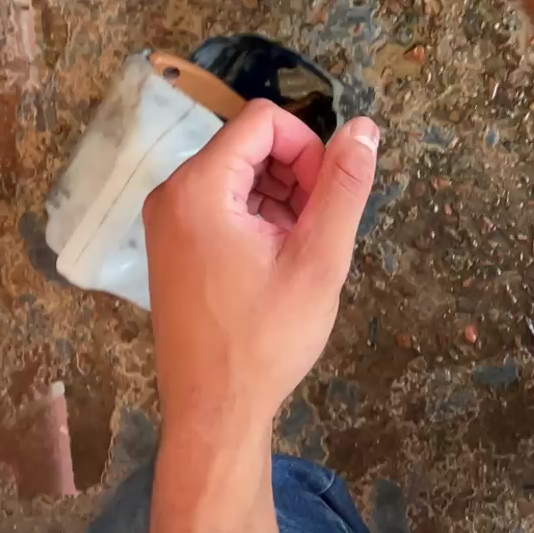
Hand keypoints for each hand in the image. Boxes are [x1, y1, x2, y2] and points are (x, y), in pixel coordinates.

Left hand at [142, 100, 379, 442]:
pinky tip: (277, 260)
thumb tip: (365, 128)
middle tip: (317, 230)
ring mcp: (168, 220)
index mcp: (199, 187)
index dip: (308, 148)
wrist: (214, 411)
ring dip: (282, 198)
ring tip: (298, 252)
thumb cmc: (267, 338)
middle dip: (296, 175)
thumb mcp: (319, 259)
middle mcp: (173, 193)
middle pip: (250, 145)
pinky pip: (224, 203)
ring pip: (240, 174)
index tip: (327, 199)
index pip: (263, 121)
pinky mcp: (174, 244)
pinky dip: (259, 217)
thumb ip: (344, 187)